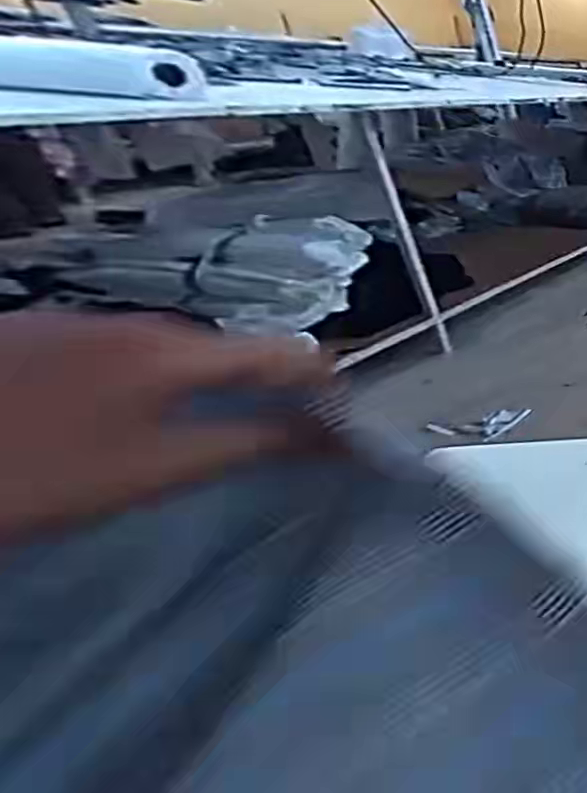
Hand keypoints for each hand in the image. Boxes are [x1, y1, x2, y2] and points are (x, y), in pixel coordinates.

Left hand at [0, 312, 333, 541]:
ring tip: (177, 426)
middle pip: (235, 349)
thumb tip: (336, 435)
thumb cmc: (22, 475)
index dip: (329, 383)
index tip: (344, 416)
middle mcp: (140, 323)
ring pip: (176, 349)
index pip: (294, 355)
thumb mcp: (151, 471)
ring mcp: (76, 323)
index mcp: (179, 351)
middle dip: (261, 384)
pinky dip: (140, 378)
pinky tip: (98, 415)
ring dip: (199, 381)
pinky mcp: (25, 334)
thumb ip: (256, 443)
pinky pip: (118, 351)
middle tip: (266, 429)